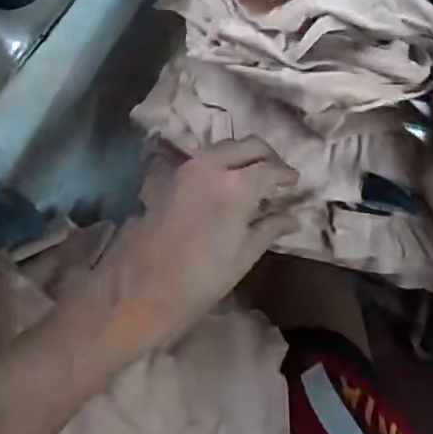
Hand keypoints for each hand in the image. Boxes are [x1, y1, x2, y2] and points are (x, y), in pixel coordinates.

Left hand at [86, 138, 300, 352]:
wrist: (138, 289)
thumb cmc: (198, 281)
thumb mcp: (242, 257)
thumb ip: (269, 228)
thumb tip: (292, 216)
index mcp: (236, 186)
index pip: (270, 167)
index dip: (286, 174)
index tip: (295, 183)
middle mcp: (212, 165)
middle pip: (249, 145)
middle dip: (267, 156)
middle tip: (278, 176)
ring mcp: (188, 167)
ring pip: (226, 147)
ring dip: (244, 156)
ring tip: (254, 179)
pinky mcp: (172, 175)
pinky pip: (206, 158)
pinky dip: (223, 163)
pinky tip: (227, 184)